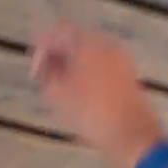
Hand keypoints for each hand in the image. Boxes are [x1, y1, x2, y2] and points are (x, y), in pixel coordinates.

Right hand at [30, 23, 164, 167]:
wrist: (132, 135)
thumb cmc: (90, 111)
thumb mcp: (56, 93)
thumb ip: (45, 72)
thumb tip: (44, 63)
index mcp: (86, 40)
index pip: (56, 32)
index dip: (41, 49)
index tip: (34, 72)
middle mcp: (104, 42)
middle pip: (73, 40)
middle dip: (57, 57)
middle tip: (46, 79)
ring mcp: (119, 57)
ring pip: (88, 53)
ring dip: (72, 66)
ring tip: (62, 89)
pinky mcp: (128, 73)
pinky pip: (101, 64)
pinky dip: (88, 73)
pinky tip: (81, 93)